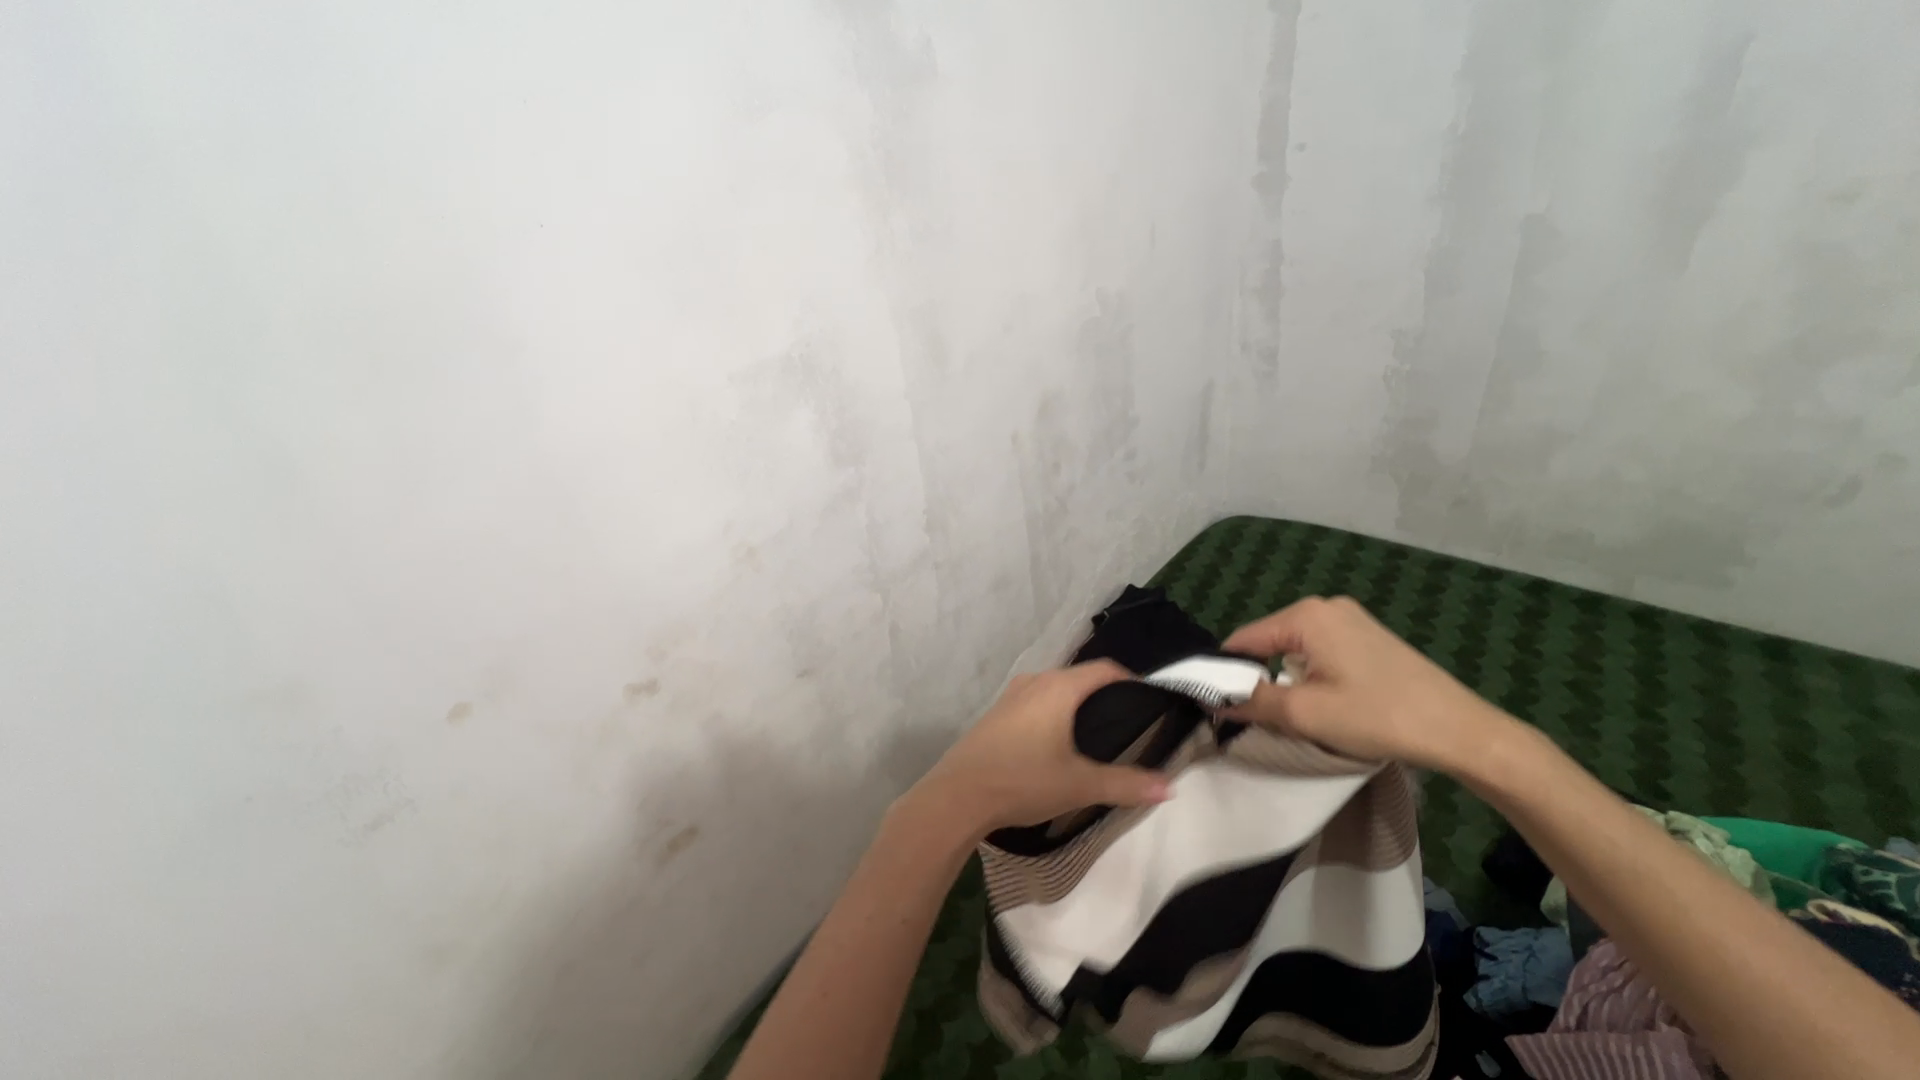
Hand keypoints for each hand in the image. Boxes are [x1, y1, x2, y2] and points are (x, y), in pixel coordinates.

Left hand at [903, 661, 1171, 837]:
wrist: (957, 796)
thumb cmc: (1022, 781)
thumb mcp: (1079, 785)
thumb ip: (1125, 784)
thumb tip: (1170, 788)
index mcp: (1059, 688)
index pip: (1106, 669)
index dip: (1132, 681)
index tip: (1151, 702)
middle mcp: (1035, 681)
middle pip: (1080, 677)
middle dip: (1106, 695)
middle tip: (1131, 723)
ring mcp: (1011, 696)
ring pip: (1055, 690)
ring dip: (1077, 705)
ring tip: (1099, 734)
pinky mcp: (996, 714)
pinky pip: (1036, 703)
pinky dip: (1054, 713)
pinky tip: (1059, 742)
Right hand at [1220, 596, 1510, 770]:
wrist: (1458, 730)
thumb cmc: (1377, 716)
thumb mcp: (1304, 714)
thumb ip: (1252, 702)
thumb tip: (1215, 700)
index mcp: (1305, 615)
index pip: (1242, 640)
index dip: (1223, 674)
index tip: (1214, 707)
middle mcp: (1325, 607)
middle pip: (1267, 643)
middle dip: (1256, 678)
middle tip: (1255, 717)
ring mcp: (1351, 620)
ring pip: (1293, 650)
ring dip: (1285, 681)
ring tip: (1293, 715)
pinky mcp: (1369, 638)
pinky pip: (1319, 653)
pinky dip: (1310, 677)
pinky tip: (1324, 705)